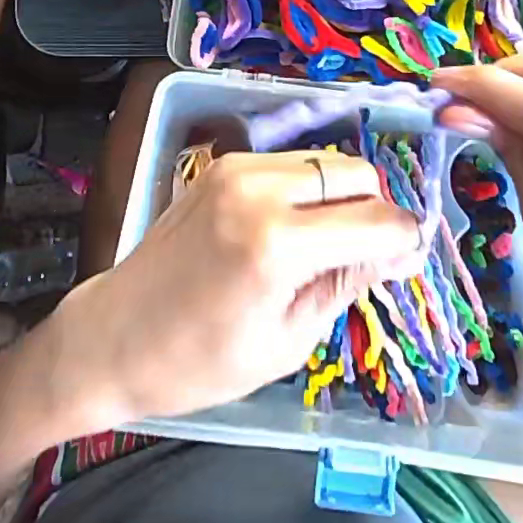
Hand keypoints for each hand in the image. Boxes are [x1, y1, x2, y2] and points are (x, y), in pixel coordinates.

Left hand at [49, 150, 419, 426]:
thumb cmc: (200, 362)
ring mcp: (237, 168)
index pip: (376, 220)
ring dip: (342, 195)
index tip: (408, 258)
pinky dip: (308, 188)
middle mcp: (259, 189)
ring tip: (326, 241)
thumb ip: (348, 281)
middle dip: (374, 210)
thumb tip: (401, 250)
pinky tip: (293, 225)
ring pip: (325, 160)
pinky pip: (290, 163)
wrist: (114, 335)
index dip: (405, 239)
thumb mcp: (288, 339)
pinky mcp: (223, 164)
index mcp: (277, 244)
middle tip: (366, 252)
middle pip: (356, 173)